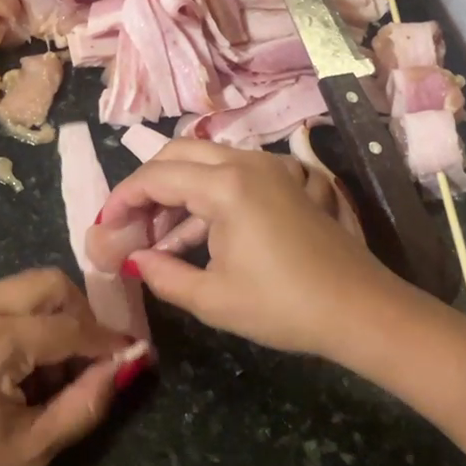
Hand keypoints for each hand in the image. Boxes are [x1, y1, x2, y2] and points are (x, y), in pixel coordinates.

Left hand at [0, 268, 138, 465]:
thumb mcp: (33, 447)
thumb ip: (85, 403)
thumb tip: (125, 365)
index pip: (69, 327)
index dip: (106, 341)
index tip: (134, 354)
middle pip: (48, 283)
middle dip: (80, 313)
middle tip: (90, 357)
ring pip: (25, 288)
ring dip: (53, 315)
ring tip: (56, 368)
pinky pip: (3, 301)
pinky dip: (27, 319)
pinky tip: (27, 365)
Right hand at [102, 140, 406, 357]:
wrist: (361, 310)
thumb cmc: (284, 306)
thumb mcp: (213, 299)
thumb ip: (163, 275)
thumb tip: (132, 259)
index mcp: (224, 186)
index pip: (154, 178)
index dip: (122, 200)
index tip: (104, 225)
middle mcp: (244, 163)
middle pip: (176, 155)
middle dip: (145, 186)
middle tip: (129, 224)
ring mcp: (268, 168)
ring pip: (202, 161)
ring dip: (173, 189)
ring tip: (155, 236)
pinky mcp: (283, 181)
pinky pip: (228, 174)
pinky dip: (202, 194)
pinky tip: (192, 235)